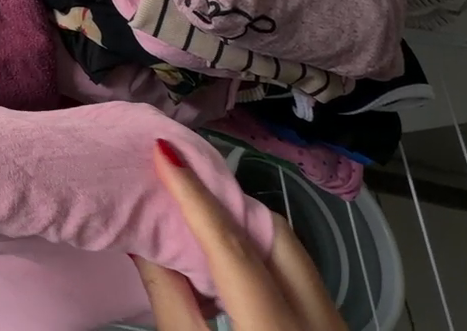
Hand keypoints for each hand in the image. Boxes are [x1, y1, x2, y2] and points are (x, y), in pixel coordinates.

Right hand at [133, 138, 347, 329]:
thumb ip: (171, 301)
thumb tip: (145, 241)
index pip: (232, 248)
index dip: (194, 196)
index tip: (164, 152)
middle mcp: (322, 328)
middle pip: (278, 239)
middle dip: (229, 202)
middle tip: (181, 178)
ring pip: (295, 258)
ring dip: (246, 229)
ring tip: (199, 213)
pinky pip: (301, 283)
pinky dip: (264, 260)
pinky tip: (230, 263)